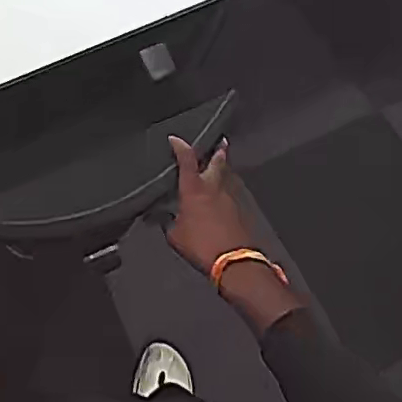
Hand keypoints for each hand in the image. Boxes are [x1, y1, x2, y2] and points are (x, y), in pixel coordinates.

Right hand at [163, 136, 255, 271]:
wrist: (235, 261)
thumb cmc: (201, 245)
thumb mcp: (174, 235)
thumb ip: (167, 221)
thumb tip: (161, 216)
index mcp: (194, 187)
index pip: (186, 158)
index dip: (180, 146)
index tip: (175, 139)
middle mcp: (213, 186)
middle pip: (217, 160)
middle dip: (217, 149)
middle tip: (219, 141)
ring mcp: (230, 197)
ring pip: (226, 176)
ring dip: (222, 170)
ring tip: (218, 168)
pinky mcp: (241, 210)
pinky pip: (231, 193)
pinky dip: (225, 190)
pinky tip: (221, 197)